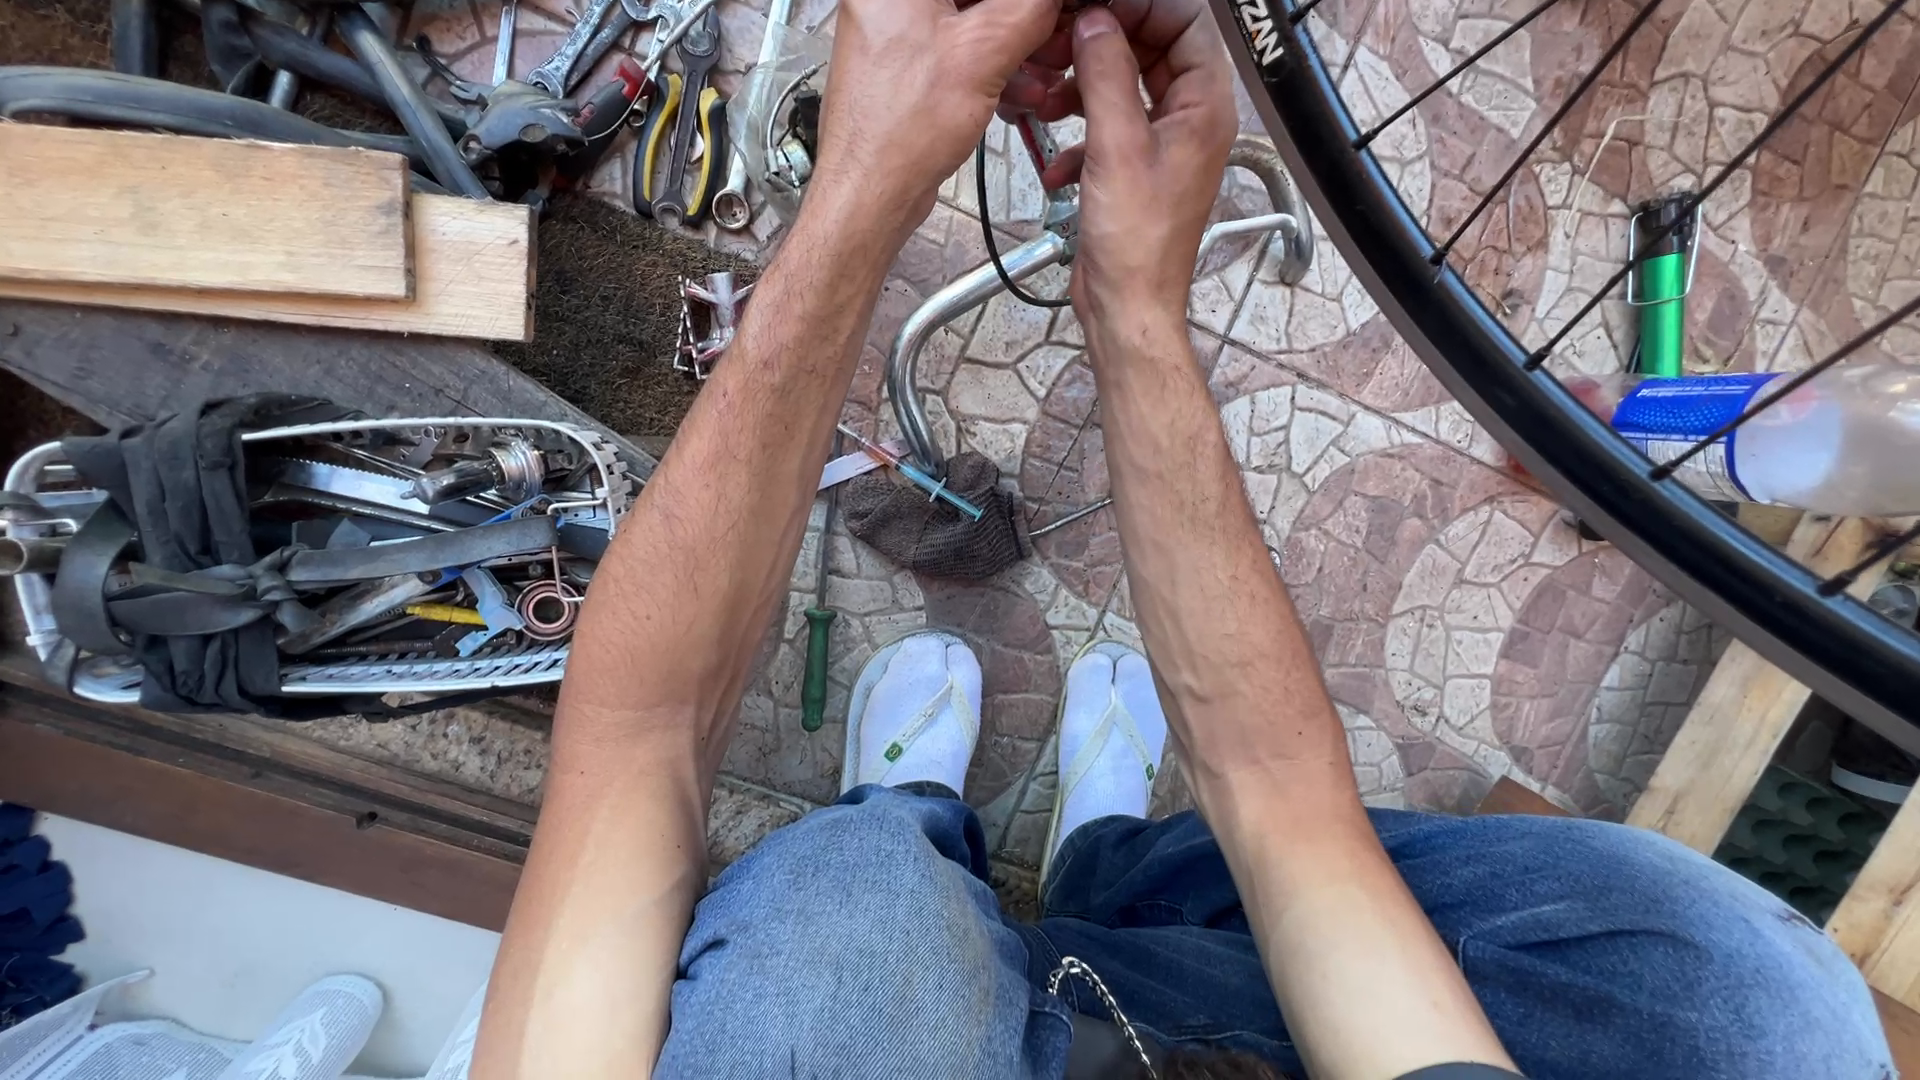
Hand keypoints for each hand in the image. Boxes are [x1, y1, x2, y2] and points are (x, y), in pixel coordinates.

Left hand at [813, 0, 1060, 235]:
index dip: (1023, 1)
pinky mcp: (906, 74)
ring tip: (1047, 72)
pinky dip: (991, 71)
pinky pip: (957, 57)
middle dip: (1023, 19)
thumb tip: (1052, 1)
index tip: (1050, 12)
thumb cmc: (899, 132)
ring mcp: (895, 37)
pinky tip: (1022, 94)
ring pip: (969, 25)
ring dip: (1016, 48)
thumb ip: (1027, 10)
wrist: (869, 196)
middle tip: (1055, 39)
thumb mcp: (981, 54)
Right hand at [1013, 0, 1237, 323]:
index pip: (1184, 21)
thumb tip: (1094, 21)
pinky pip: (1106, 136)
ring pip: (1122, 93)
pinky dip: (1078, 143)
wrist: (1127, 308)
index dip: (1138, 8)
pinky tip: (1057, 167)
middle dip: (1101, 47)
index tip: (1089, 10)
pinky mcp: (1133, 176)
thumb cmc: (1135, 241)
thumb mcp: (1117, 147)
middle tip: (1057, 46)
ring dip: (1081, 92)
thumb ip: (1106, 75)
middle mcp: (1188, 122)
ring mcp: (1161, 150)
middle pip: (1149, 52)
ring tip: (1046, 103)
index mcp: (1203, 106)